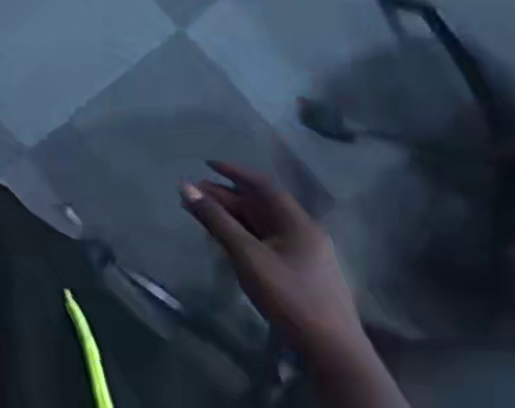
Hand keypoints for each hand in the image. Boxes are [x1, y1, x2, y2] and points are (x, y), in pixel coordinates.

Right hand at [182, 161, 363, 353]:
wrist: (330, 350)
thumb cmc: (289, 294)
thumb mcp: (247, 254)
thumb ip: (215, 219)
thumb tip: (185, 186)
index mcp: (299, 225)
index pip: (264, 187)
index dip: (234, 172)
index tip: (205, 164)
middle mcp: (301, 234)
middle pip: (258, 205)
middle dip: (224, 195)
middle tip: (191, 191)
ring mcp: (299, 254)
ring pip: (257, 223)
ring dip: (227, 214)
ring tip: (196, 210)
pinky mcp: (293, 271)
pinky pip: (260, 240)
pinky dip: (236, 232)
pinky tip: (217, 234)